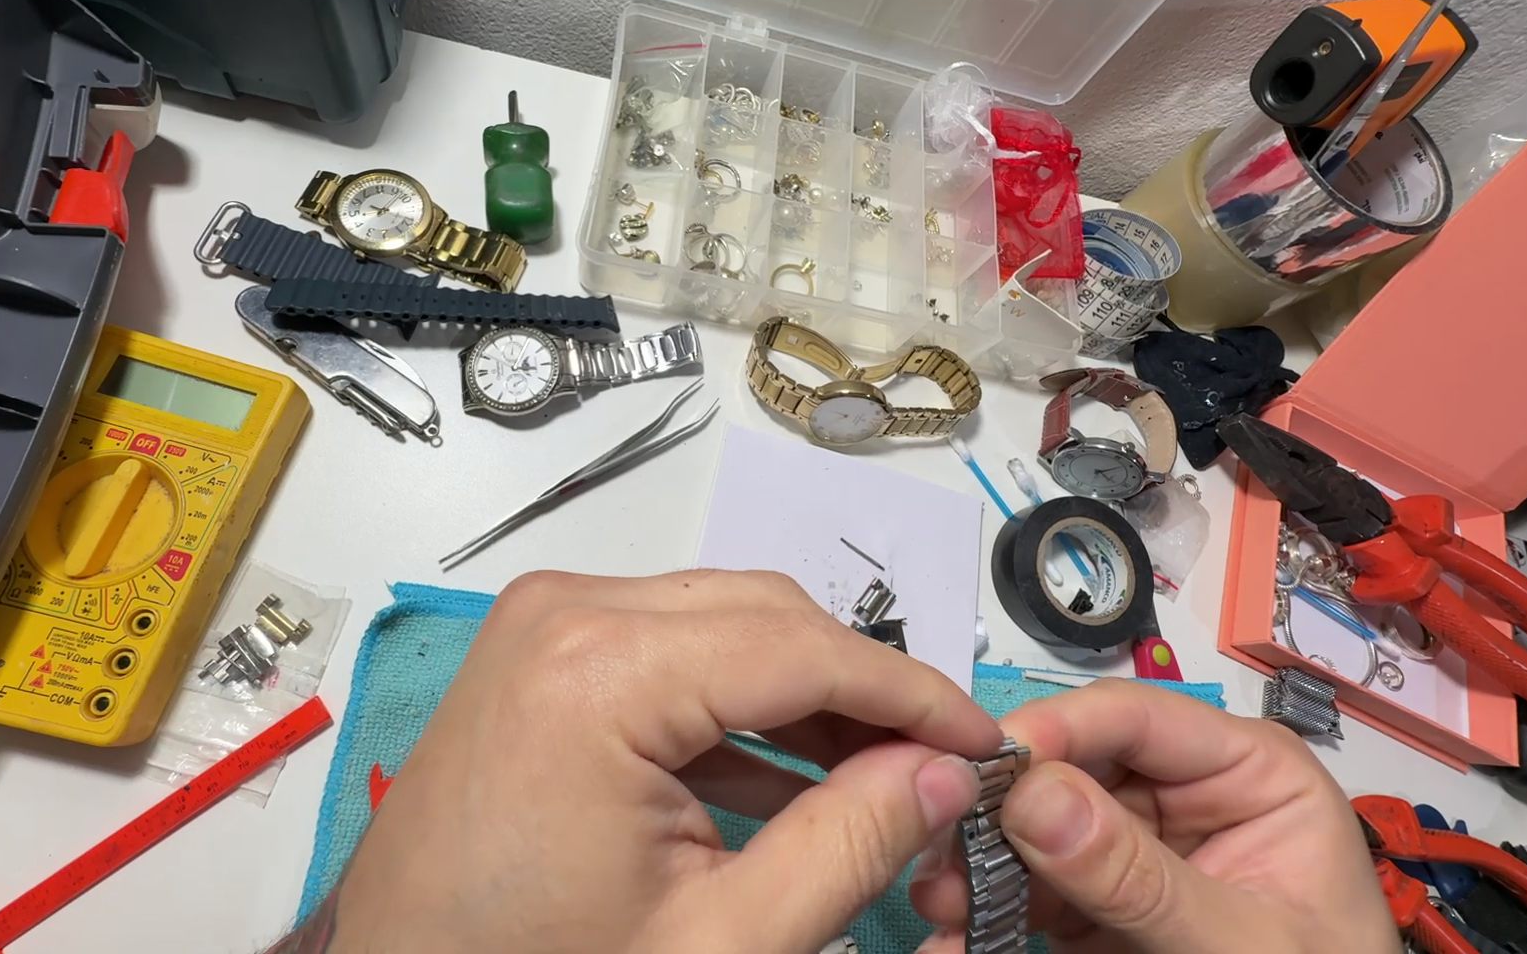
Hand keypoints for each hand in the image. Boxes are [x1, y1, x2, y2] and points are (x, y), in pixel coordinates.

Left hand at [304, 570, 1004, 953]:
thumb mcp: (716, 944)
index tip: (981, 736)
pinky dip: (734, 693)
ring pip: (722, 617)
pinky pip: (670, 640)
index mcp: (601, 669)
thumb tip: (944, 774)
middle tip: (931, 759)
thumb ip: (847, 847)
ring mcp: (550, 612)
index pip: (796, 646)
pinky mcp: (545, 635)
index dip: (907, 692)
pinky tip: (786, 763)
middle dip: (856, 686)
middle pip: (762, 615)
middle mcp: (571, 607)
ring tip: (872, 766)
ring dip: (800, 687)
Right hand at [910, 679, 1395, 952]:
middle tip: (942, 836)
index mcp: (1242, 768)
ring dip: (981, 855)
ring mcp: (1130, 837)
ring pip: (1034, 819)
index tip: (981, 765)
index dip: (1052, 729)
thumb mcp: (1247, 948)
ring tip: (937, 897)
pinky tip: (953, 925)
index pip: (1130, 716)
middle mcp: (1176, 787)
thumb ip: (1142, 878)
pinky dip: (989, 900)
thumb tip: (1031, 796)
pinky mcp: (1096, 887)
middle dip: (1001, 804)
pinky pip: (1032, 877)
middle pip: (1067, 763)